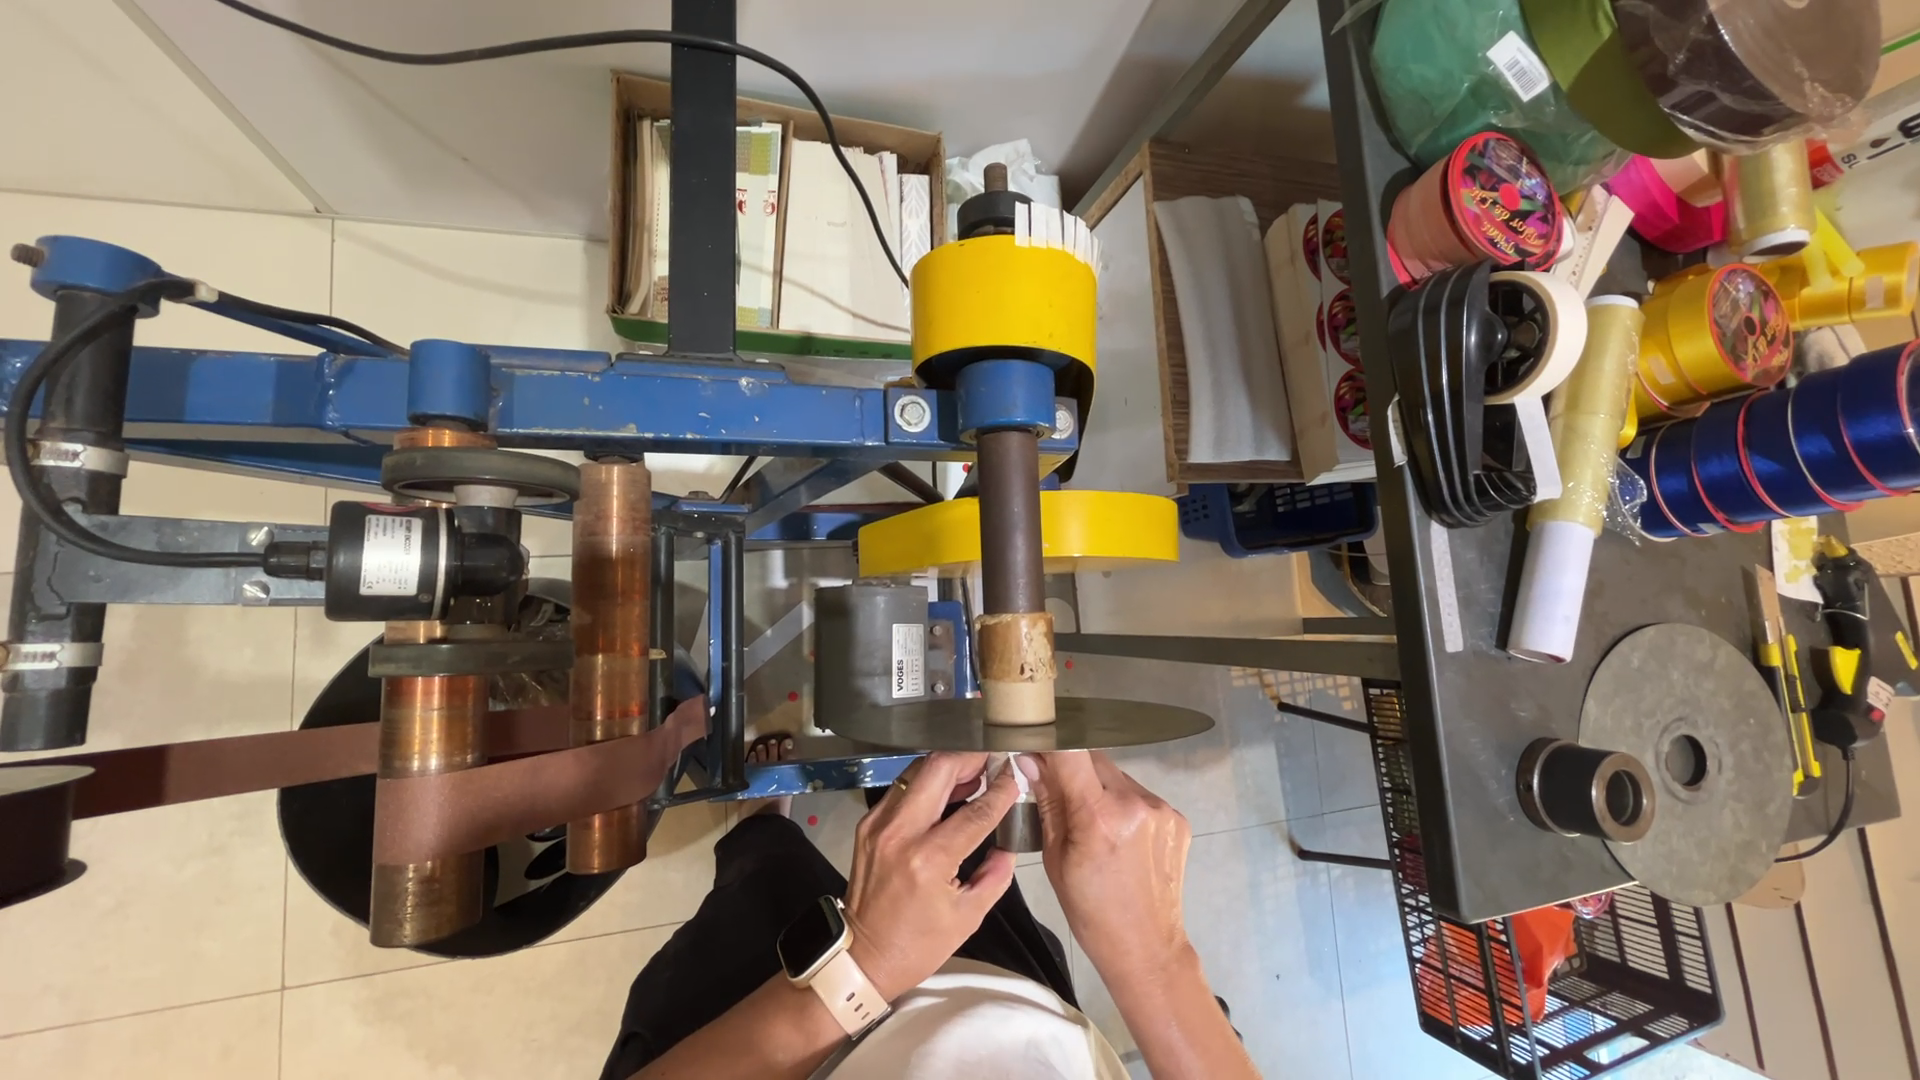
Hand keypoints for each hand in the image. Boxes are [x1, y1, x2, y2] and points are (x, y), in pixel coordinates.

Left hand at [842, 753, 1019, 1000]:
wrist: (862, 957)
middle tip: (991, 759)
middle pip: (938, 769)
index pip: (974, 812)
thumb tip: (1009, 844)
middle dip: (969, 757)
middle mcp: (900, 832)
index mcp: (929, 859)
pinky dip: (927, 781)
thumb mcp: (968, 917)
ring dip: (947, 765)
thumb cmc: (918, 944)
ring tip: (973, 772)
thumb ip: (995, 875)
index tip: (1016, 774)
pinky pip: (902, 787)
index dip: (1000, 790)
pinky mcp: (868, 823)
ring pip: (917, 771)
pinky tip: (946, 790)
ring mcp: (879, 823)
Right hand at [1025, 751, 1193, 980]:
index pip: (1070, 751)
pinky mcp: (1176, 817)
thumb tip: (1029, 757)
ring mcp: (1160, 809)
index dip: (1051, 736)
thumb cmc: (1090, 910)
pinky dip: (1123, 803)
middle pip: (1093, 759)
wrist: (1148, 947)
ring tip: (1095, 824)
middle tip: (1058, 787)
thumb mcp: (1054, 858)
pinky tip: (1121, 835)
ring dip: (1100, 786)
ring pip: (1116, 775)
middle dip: (1072, 767)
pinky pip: (1138, 794)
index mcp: (1098, 817)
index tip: (1036, 733)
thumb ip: (1046, 801)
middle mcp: (1133, 804)